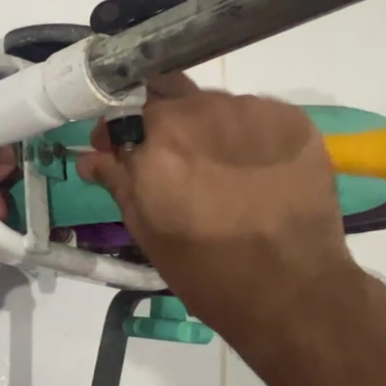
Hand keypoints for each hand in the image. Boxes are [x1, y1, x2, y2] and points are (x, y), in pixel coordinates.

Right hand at [76, 74, 355, 336]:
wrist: (291, 289)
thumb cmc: (204, 267)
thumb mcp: (146, 228)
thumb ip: (118, 181)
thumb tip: (92, 158)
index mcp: (157, 137)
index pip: (124, 107)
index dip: (117, 128)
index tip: (118, 149)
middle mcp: (201, 111)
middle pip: (170, 96)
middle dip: (161, 120)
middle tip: (169, 157)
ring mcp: (251, 111)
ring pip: (215, 104)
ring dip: (206, 127)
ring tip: (218, 169)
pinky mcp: (293, 120)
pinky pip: (256, 116)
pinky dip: (246, 136)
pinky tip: (253, 170)